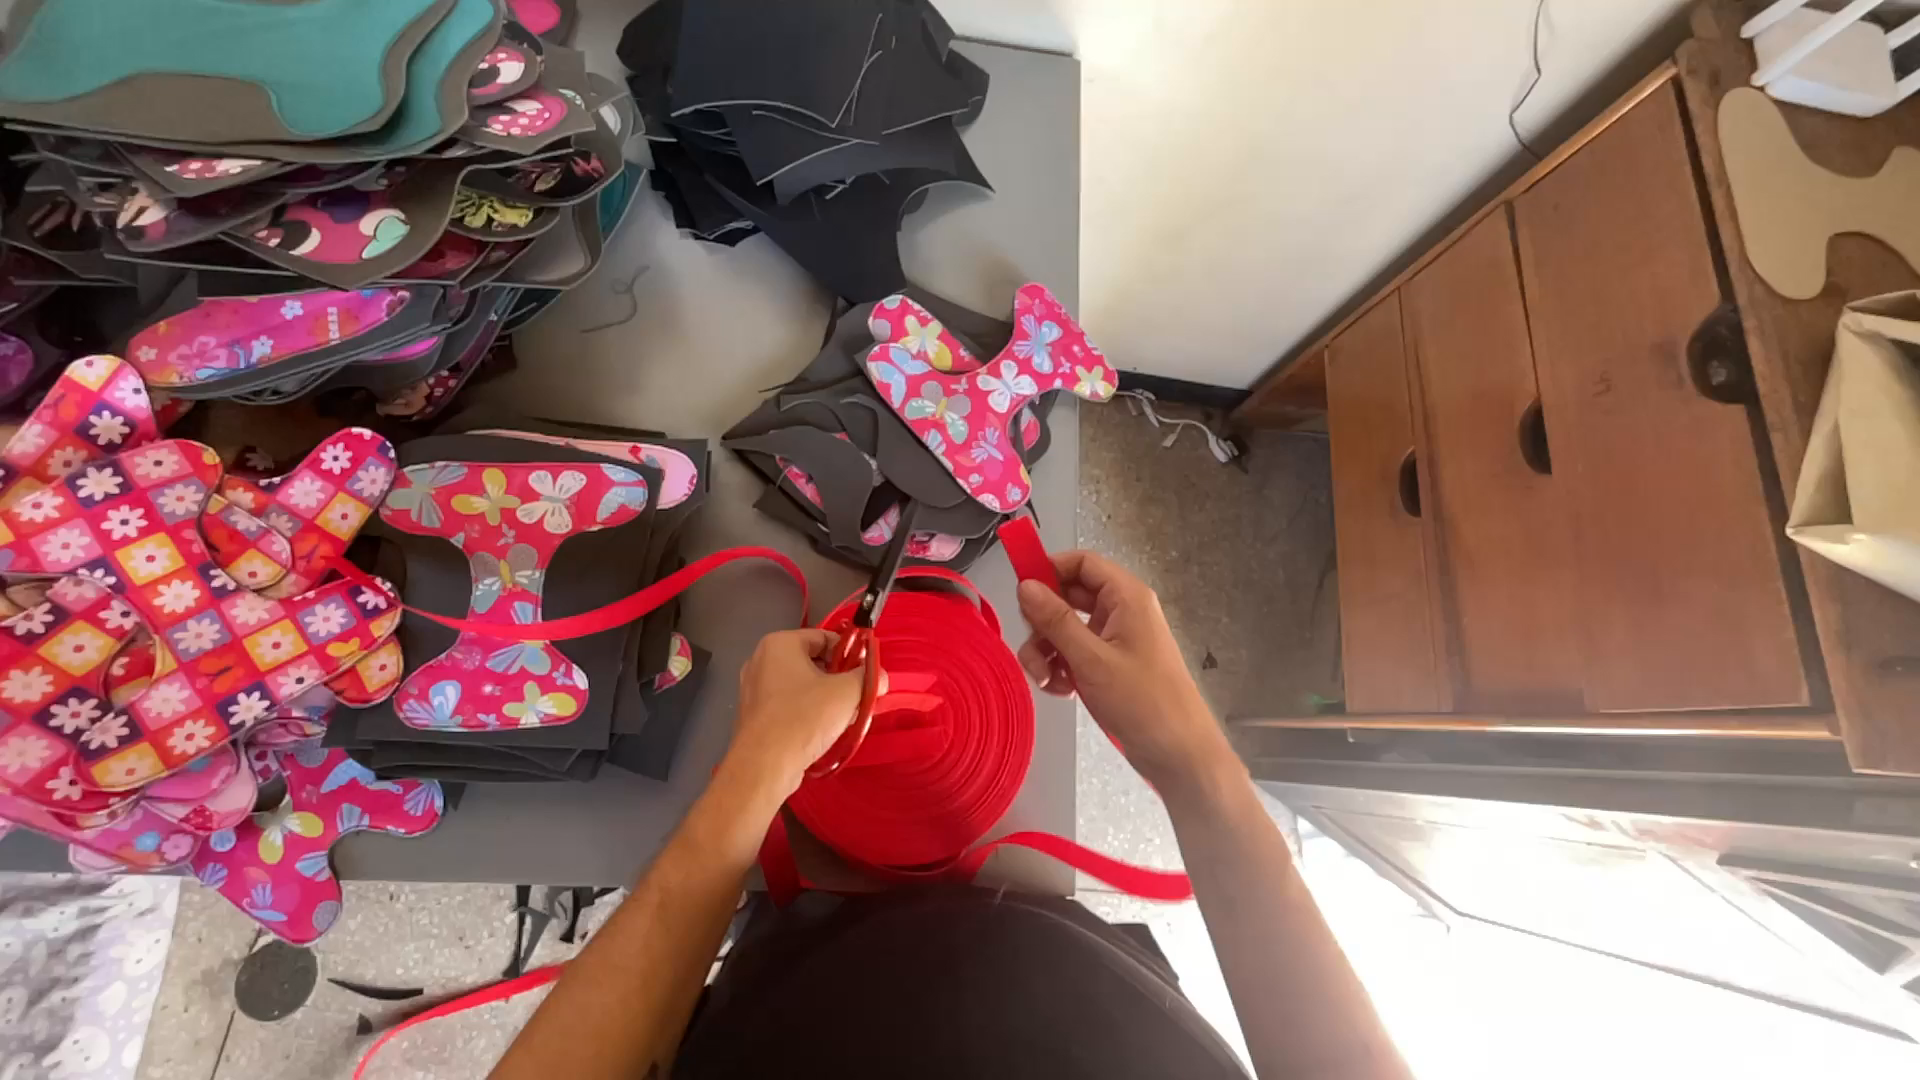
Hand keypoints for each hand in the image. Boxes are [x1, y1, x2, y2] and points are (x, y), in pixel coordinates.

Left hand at [725, 628, 864, 798]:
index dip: (850, 653)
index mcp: (780, 643)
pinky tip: (819, 730)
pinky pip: (787, 704)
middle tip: (856, 696)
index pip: (825, 637)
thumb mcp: (847, 692)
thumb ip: (868, 677)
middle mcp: (761, 660)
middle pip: (812, 660)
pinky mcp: (752, 715)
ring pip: (800, 684)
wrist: (764, 767)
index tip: (864, 674)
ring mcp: (752, 688)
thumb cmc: (805, 718)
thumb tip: (879, 677)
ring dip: (824, 696)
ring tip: (841, 716)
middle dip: (838, 677)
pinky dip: (806, 712)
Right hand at [1016, 552, 1235, 793]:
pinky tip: (1061, 690)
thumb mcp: (1091, 660)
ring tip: (1046, 680)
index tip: (1020, 593)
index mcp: (1126, 597)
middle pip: (1068, 596)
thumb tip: (1025, 586)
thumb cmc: (1142, 702)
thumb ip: (1055, 620)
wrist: (1178, 755)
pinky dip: (1060, 668)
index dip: (1049, 569)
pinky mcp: (1108, 664)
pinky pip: (1073, 653)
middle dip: (1043, 622)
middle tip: (1032, 647)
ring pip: (1065, 628)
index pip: (1082, 562)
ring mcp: (1114, 639)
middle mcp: (1120, 611)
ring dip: (1047, 651)